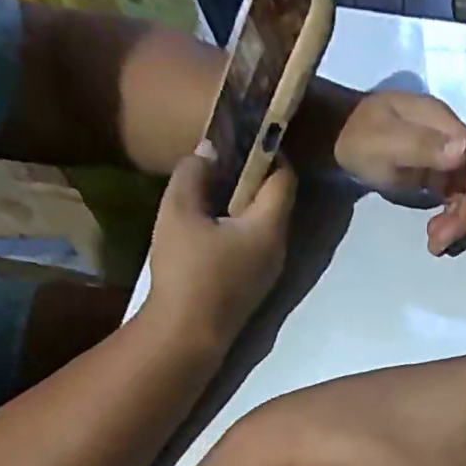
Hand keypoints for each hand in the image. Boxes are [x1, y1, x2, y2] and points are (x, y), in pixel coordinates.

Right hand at [144, 143, 297, 331]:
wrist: (190, 333)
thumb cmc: (187, 270)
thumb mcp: (180, 213)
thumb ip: (194, 175)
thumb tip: (209, 150)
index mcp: (270, 228)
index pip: (285, 180)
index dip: (272, 152)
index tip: (250, 132)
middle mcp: (280, 248)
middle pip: (278, 201)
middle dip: (258, 173)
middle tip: (230, 150)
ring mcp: (270, 269)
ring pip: (267, 223)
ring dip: (248, 199)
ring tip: (219, 178)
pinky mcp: (256, 283)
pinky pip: (257, 242)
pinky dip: (243, 222)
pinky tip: (216, 216)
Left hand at [333, 91, 465, 255]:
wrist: (332, 136)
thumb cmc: (357, 138)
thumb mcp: (387, 142)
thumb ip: (425, 146)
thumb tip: (464, 151)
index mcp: (442, 123)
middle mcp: (448, 138)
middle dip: (464, 216)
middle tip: (443, 243)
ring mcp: (440, 156)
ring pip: (463, 194)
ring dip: (456, 222)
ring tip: (435, 244)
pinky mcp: (431, 173)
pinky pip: (450, 199)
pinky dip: (447, 219)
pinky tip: (433, 234)